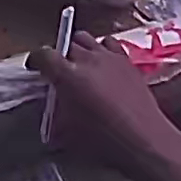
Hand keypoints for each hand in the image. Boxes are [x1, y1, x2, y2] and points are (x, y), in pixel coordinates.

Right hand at [28, 32, 180, 180]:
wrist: (145, 141)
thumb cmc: (104, 142)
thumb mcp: (69, 133)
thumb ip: (57, 114)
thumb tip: (53, 111)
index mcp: (67, 76)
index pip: (43, 55)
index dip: (36, 60)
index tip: (35, 67)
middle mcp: (86, 59)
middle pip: (65, 44)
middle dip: (59, 55)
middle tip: (60, 71)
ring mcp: (108, 56)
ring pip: (85, 38)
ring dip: (79, 48)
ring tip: (81, 63)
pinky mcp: (126, 60)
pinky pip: (108, 43)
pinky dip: (101, 49)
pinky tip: (104, 63)